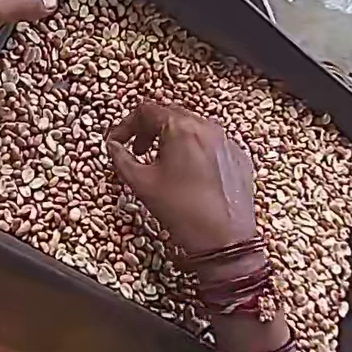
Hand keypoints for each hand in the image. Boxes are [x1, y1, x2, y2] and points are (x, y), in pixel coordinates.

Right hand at [105, 104, 257, 254]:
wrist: (224, 240)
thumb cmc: (181, 210)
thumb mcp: (141, 183)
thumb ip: (121, 158)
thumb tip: (113, 146)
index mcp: (181, 129)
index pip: (146, 111)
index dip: (126, 125)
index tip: (118, 141)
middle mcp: (207, 127)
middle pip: (170, 115)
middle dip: (148, 130)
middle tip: (137, 150)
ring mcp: (226, 141)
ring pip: (192, 127)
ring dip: (171, 138)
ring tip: (161, 162)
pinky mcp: (239, 157)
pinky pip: (211, 143)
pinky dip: (194, 149)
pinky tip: (187, 173)